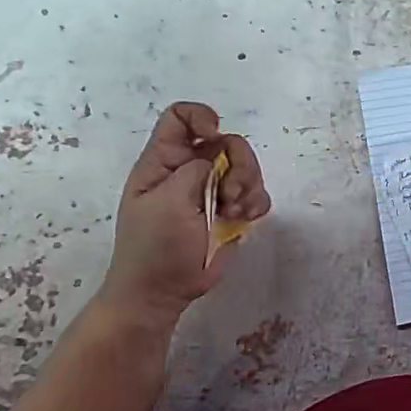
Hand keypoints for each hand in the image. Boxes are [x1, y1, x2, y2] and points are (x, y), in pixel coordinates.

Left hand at [100, 102, 270, 318]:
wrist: (162, 292)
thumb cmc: (154, 247)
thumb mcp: (166, 202)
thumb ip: (193, 171)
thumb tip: (216, 159)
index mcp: (164, 161)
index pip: (181, 117)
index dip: (202, 118)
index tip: (214, 137)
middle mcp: (190, 169)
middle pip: (227, 141)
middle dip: (238, 163)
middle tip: (228, 194)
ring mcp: (213, 190)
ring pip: (247, 166)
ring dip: (248, 185)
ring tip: (234, 212)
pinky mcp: (231, 211)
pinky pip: (256, 193)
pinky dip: (256, 202)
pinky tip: (244, 218)